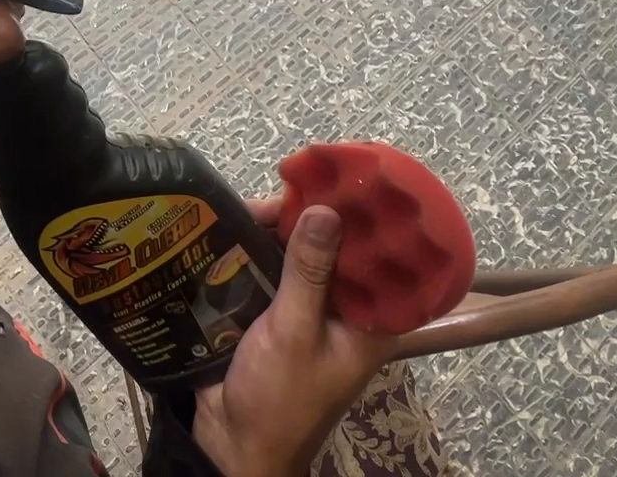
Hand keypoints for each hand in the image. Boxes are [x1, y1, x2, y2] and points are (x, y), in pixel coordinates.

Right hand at [192, 203, 397, 476]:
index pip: (385, 261)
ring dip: (278, 227)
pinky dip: (252, 243)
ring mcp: (302, 307)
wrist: (232, 439)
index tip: (355, 178)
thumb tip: (327, 209)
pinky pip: (265, 264)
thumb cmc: (280, 394)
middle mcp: (340, 309)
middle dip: (316, 215)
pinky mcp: (267, 306)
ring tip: (252, 200)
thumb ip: (308, 271)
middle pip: (337, 250)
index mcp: (368, 321)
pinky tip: (231, 221)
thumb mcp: (296, 330)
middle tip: (291, 181)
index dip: (374, 220)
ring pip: (297, 253)